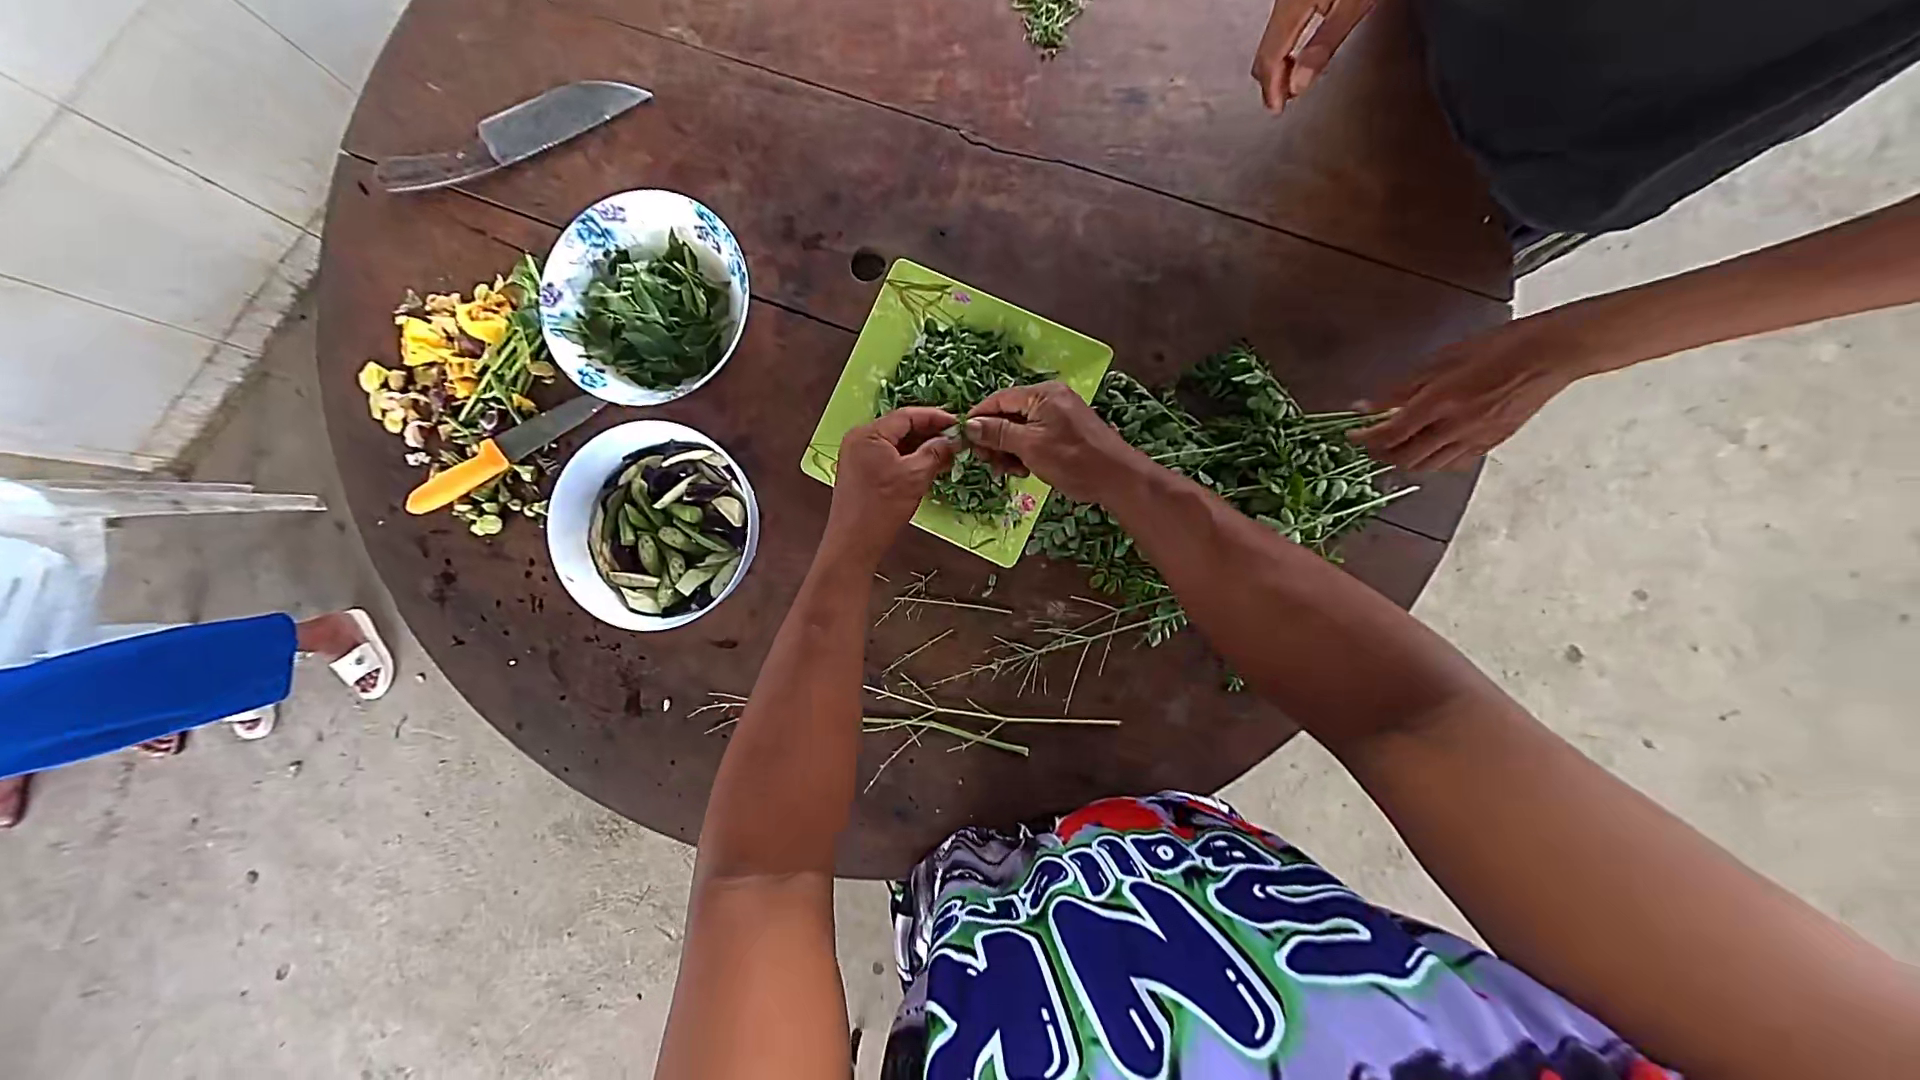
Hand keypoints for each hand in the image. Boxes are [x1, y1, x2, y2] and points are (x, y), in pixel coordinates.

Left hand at [823, 407, 957, 564]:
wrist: (854, 543)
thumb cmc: (881, 508)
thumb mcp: (915, 476)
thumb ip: (935, 452)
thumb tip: (952, 440)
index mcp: (868, 434)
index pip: (907, 415)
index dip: (935, 417)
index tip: (957, 423)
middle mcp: (859, 439)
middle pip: (901, 427)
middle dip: (930, 433)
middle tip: (956, 439)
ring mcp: (858, 456)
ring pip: (896, 443)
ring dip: (921, 447)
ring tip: (947, 454)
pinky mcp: (861, 472)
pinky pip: (889, 456)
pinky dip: (909, 459)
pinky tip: (929, 466)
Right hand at [963, 382, 1137, 502]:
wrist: (1117, 478)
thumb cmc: (1072, 460)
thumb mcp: (1029, 446)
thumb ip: (998, 433)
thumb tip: (970, 425)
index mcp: (1042, 394)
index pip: (999, 399)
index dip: (979, 418)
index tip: (965, 440)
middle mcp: (1051, 398)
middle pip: (1009, 414)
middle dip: (995, 439)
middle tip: (989, 463)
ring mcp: (1060, 414)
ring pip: (1021, 428)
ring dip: (1009, 450)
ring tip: (1010, 471)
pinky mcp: (1066, 431)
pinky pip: (1036, 436)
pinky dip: (1025, 451)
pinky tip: (1025, 469)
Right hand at [1252, 0, 1375, 111]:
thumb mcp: (1354, 3)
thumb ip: (1325, 44)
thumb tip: (1301, 82)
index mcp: (1291, 7)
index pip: (1269, 60)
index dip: (1271, 89)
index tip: (1277, 108)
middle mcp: (1284, 0)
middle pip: (1265, 51)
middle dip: (1271, 79)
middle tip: (1281, 99)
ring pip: (1272, 39)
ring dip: (1278, 63)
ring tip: (1289, 80)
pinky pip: (1282, 24)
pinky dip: (1285, 45)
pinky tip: (1297, 50)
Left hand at [1350, 316, 1585, 470]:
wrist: (1554, 352)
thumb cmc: (1497, 347)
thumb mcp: (1440, 361)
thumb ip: (1399, 389)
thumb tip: (1364, 407)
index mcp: (1439, 402)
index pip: (1388, 435)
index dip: (1364, 439)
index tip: (1352, 435)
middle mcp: (1455, 426)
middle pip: (1402, 457)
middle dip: (1380, 453)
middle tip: (1372, 440)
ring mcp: (1475, 438)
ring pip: (1426, 466)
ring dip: (1404, 460)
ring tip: (1396, 444)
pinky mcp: (1492, 443)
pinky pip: (1452, 463)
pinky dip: (1433, 461)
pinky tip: (1429, 446)